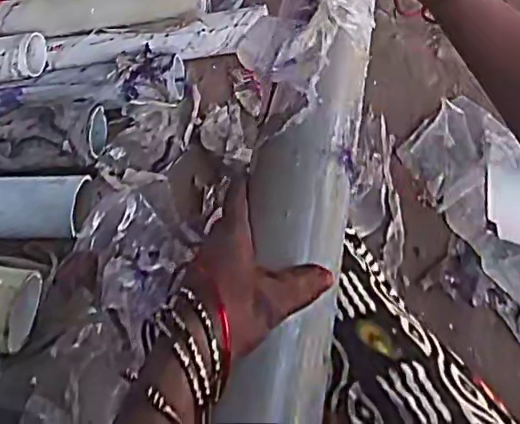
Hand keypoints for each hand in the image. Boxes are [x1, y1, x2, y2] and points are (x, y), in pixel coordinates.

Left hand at [186, 175, 333, 359]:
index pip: (236, 196)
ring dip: (236, 241)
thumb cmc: (233, 310)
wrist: (195, 343)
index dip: (245, 183)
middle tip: (266, 216)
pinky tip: (241, 278)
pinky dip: (228, 262)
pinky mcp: (195, 282)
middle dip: (245, 216)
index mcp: (231, 233)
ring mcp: (200, 261)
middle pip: (228, 218)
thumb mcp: (273, 299)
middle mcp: (212, 240)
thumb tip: (325, 275)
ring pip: (220, 240)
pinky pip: (214, 262)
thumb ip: (300, 285)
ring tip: (258, 249)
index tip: (254, 175)